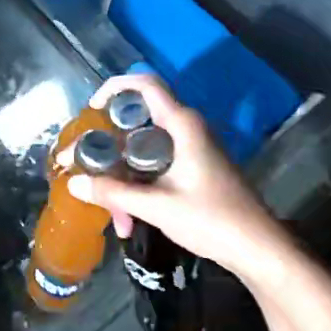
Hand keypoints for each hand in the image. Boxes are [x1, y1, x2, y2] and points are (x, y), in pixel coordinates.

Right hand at [66, 74, 299, 280]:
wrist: (256, 246)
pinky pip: (155, 166)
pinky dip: (139, 187)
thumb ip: (114, 193)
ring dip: (123, 180)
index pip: (145, 85)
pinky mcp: (193, 168)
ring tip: (114, 217)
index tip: (92, 109)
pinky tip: (129, 221)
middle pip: (136, 124)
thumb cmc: (211, 219)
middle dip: (108, 151)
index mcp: (181, 125)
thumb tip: (73, 182)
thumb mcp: (156, 206)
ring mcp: (190, 149)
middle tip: (84, 170)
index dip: (115, 87)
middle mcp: (186, 129)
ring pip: (143, 151)